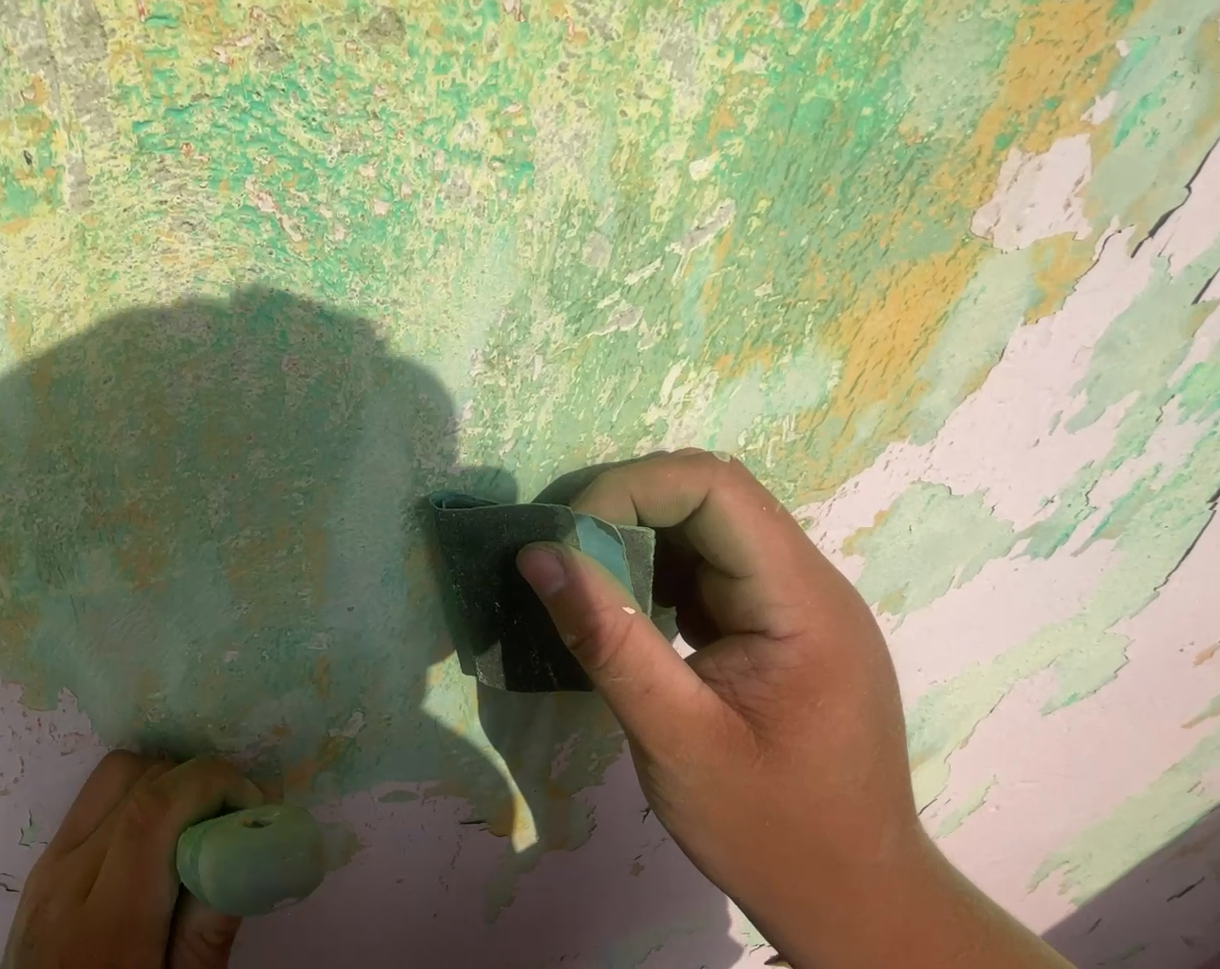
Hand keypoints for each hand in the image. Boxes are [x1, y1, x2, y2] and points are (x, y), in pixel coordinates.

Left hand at [4, 751, 263, 968]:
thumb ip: (211, 926)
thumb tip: (247, 844)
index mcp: (104, 928)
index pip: (152, 812)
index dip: (209, 784)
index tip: (252, 801)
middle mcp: (64, 882)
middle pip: (137, 782)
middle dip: (198, 780)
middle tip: (237, 813)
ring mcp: (47, 867)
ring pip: (114, 776)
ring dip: (166, 780)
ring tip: (198, 819)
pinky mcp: (43, 864)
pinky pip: (94, 799)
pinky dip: (136, 795)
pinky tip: (161, 831)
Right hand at [516, 449, 1066, 967]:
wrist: (852, 902)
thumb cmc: (771, 830)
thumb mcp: (675, 737)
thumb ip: (607, 638)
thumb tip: (537, 554)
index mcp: (800, 601)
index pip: (714, 487)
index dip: (629, 490)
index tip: (565, 539)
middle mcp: (804, 584)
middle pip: (707, 497)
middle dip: (620, 508)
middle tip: (556, 554)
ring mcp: (789, 605)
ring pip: (700, 528)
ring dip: (629, 539)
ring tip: (574, 580)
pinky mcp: (768, 627)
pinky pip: (701, 569)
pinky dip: (646, 574)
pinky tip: (615, 612)